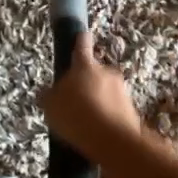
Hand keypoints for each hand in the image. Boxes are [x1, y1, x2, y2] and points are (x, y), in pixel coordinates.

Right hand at [39, 32, 142, 161]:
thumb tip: (46, 93)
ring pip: (106, 91)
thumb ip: (49, 96)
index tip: (81, 34)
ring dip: (98, 101)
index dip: (80, 40)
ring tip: (85, 122)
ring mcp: (122, 91)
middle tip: (75, 99)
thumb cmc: (78, 117)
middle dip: (86, 82)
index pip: (82, 45)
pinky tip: (96, 132)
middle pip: (94, 72)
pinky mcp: (132, 111)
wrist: (115, 143)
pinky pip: (114, 109)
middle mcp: (107, 73)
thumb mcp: (52, 107)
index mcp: (85, 66)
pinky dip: (107, 116)